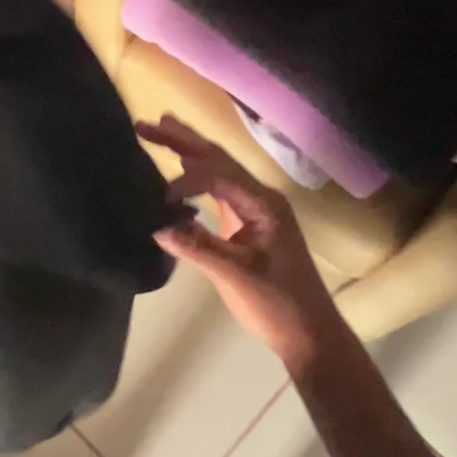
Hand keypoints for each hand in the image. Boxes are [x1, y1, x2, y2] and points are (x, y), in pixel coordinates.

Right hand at [136, 115, 341, 367]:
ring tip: (159, 131)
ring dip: (190, 152)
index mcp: (262, 203)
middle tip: (147, 123)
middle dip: (184, 141)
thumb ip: (196, 247)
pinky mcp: (249, 224)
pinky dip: (197, 177)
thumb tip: (155, 225)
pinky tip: (180, 172)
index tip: (158, 197)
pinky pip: (220, 191)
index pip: (218, 174)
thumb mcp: (234, 275)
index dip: (185, 178)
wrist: (309, 333)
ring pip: (219, 171)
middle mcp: (260, 198)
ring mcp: (256, 210)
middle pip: (219, 160)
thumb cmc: (276, 303)